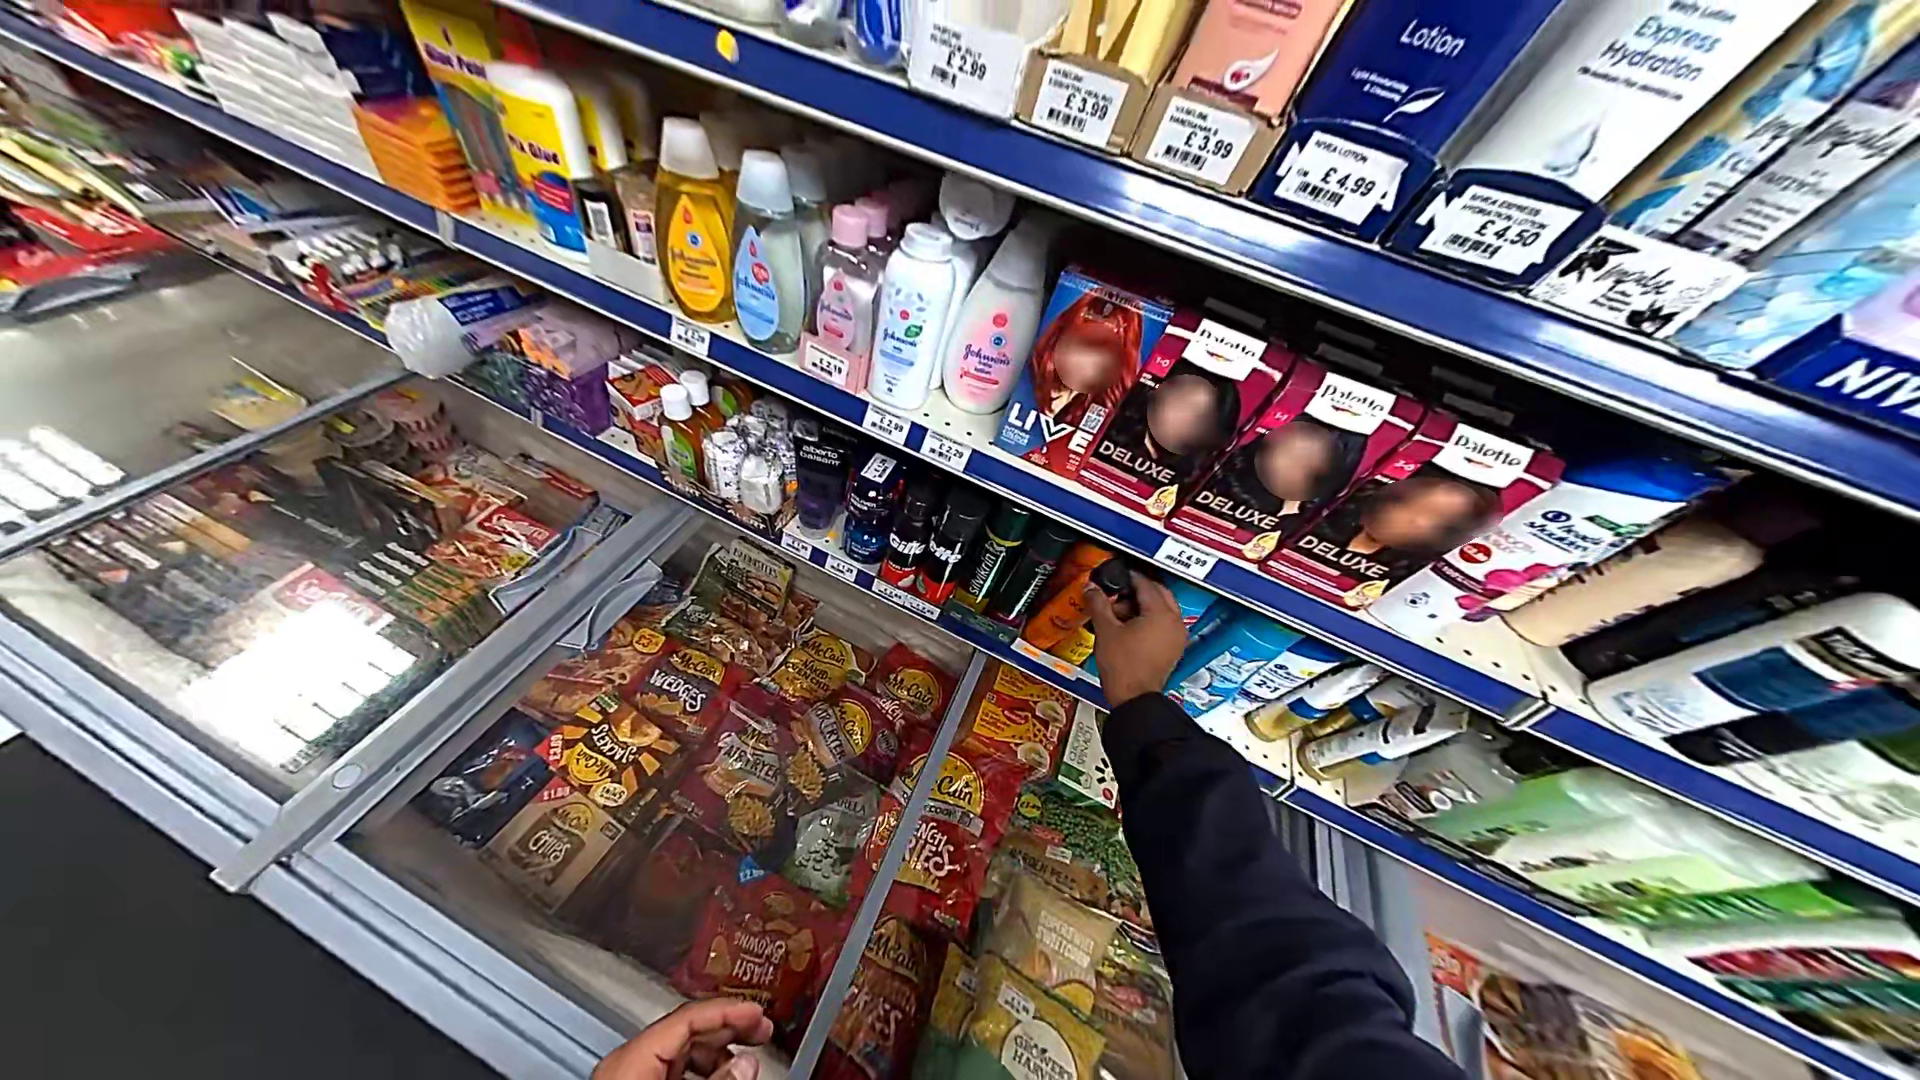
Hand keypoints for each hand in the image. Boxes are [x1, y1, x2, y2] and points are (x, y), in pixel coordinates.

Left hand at [592, 999, 773, 1079]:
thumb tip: (747, 1062)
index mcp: (630, 1057)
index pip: (688, 1015)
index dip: (729, 1009)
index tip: (758, 1010)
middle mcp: (625, 1061)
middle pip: (686, 1029)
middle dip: (727, 1029)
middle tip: (762, 1029)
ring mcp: (625, 1077)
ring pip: (680, 1051)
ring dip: (716, 1052)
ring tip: (746, 1060)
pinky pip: (670, 1070)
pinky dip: (699, 1071)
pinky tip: (720, 1075)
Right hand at [1086, 572, 1188, 705]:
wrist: (1134, 698)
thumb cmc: (1124, 668)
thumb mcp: (1106, 630)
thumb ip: (1098, 604)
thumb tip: (1092, 589)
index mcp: (1161, 614)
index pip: (1146, 584)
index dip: (1128, 577)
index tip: (1116, 576)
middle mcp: (1174, 623)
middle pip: (1158, 593)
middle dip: (1137, 590)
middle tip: (1117, 591)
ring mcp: (1176, 637)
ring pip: (1162, 608)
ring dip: (1142, 605)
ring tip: (1118, 611)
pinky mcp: (1172, 648)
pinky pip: (1163, 624)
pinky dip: (1148, 619)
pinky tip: (1128, 626)